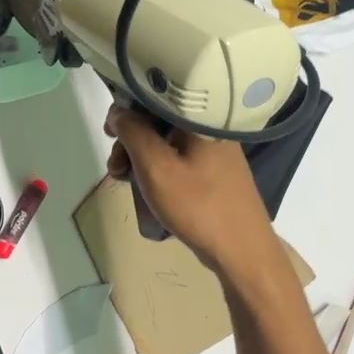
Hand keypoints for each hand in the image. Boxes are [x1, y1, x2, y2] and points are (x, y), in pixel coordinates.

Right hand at [104, 104, 280, 277]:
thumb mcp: (154, 165)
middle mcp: (210, 131)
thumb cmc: (198, 205)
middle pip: (158, 121)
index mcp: (201, 122)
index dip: (127, 109)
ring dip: (139, 156)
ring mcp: (215, 154)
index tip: (110, 132)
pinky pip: (178, 159)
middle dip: (129, 139)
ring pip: (165, 142)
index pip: (156, 97)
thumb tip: (118, 112)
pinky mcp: (215, 174)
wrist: (244, 256)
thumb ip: (131, 130)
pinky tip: (146, 186)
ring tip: (125, 180)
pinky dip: (156, 167)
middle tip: (115, 164)